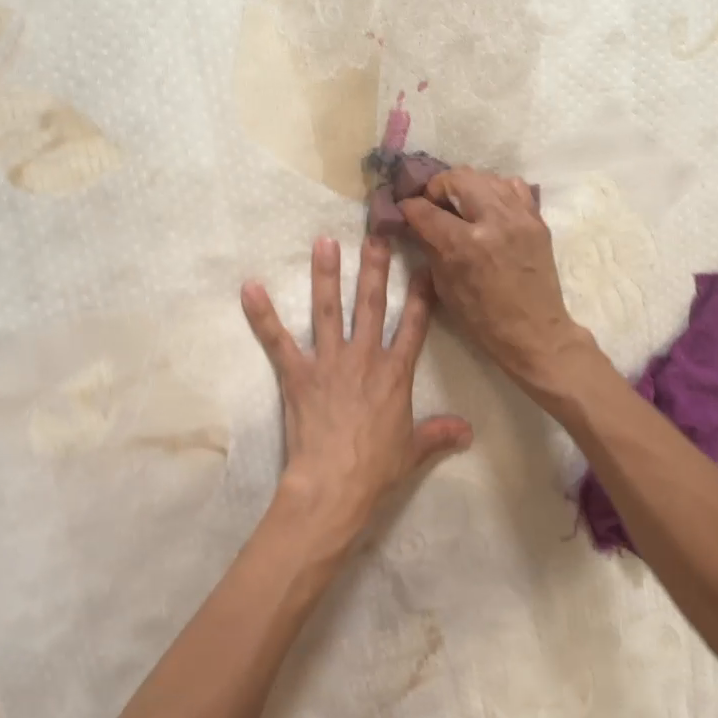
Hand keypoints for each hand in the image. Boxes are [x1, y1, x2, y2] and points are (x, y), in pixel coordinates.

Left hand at [241, 236, 472, 551]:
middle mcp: (364, 358)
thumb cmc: (377, 468)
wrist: (335, 483)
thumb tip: (468, 432)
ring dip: (325, 274)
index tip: (424, 267)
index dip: (421, 295)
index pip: (414, 326)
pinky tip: (249, 288)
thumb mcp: (413, 450)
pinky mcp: (297, 375)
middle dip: (374, 267)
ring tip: (324, 242)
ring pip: (328, 309)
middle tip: (375, 234)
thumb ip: (439, 434)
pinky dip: (262, 315)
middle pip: (371, 304)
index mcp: (395, 374)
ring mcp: (329, 363)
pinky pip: (278, 340)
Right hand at [397, 168, 595, 389]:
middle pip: (458, 178)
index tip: (405, 211)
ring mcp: (519, 217)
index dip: (409, 208)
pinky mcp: (537, 220)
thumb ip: (431, 249)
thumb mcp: (445, 288)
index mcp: (465, 245)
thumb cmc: (483, 320)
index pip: (426, 210)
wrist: (534, 332)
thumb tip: (418, 225)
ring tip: (461, 205)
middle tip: (433, 204)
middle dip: (438, 187)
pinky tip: (489, 207)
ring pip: (486, 177)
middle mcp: (493, 221)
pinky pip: (513, 187)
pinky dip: (496, 191)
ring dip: (466, 186)